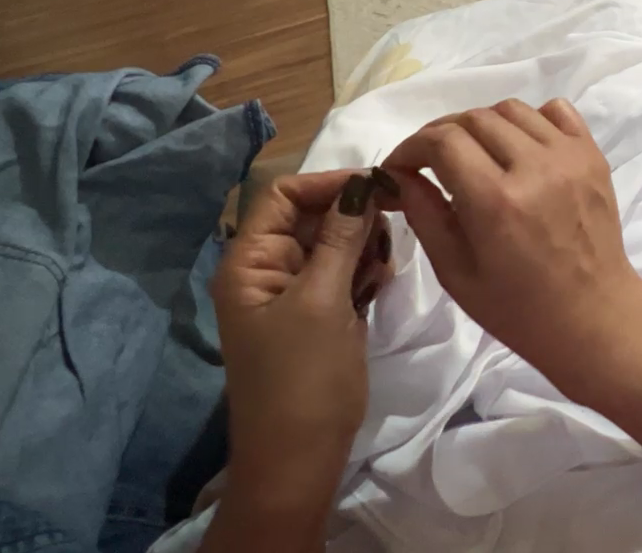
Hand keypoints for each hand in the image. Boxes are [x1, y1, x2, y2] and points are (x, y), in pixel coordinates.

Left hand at [209, 171, 391, 508]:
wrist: (300, 460)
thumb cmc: (303, 377)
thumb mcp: (323, 299)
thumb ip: (342, 236)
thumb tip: (362, 182)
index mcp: (251, 261)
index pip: (285, 195)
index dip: (329, 184)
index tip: (378, 187)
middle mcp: (269, 269)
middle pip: (315, 215)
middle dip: (354, 218)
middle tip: (390, 231)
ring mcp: (296, 292)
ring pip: (336, 241)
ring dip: (364, 246)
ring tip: (381, 269)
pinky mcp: (321, 311)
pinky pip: (346, 270)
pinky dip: (365, 270)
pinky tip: (379, 286)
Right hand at [382, 98, 641, 399]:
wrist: (592, 316)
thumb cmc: (517, 308)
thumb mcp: (456, 272)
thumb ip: (424, 215)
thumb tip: (400, 174)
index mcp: (497, 201)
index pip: (443, 141)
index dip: (412, 147)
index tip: (401, 166)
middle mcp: (535, 167)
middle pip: (474, 118)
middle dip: (441, 134)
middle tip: (432, 161)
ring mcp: (569, 156)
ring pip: (512, 109)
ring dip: (483, 124)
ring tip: (476, 153)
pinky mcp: (592, 154)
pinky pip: (557, 110)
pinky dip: (532, 118)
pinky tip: (521, 147)